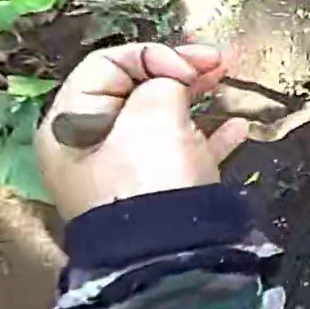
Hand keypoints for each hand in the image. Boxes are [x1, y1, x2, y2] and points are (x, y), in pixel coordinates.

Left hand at [36, 42, 249, 219]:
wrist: (170, 253)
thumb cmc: (152, 176)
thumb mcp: (154, 115)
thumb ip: (163, 83)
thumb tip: (173, 81)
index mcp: (73, 122)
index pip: (108, 64)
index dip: (154, 55)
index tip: (192, 64)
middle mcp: (93, 144)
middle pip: (135, 89)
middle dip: (177, 71)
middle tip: (217, 62)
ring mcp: (129, 170)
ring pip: (163, 119)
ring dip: (195, 97)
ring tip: (224, 83)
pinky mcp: (161, 191)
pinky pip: (185, 151)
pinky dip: (210, 134)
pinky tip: (236, 127)